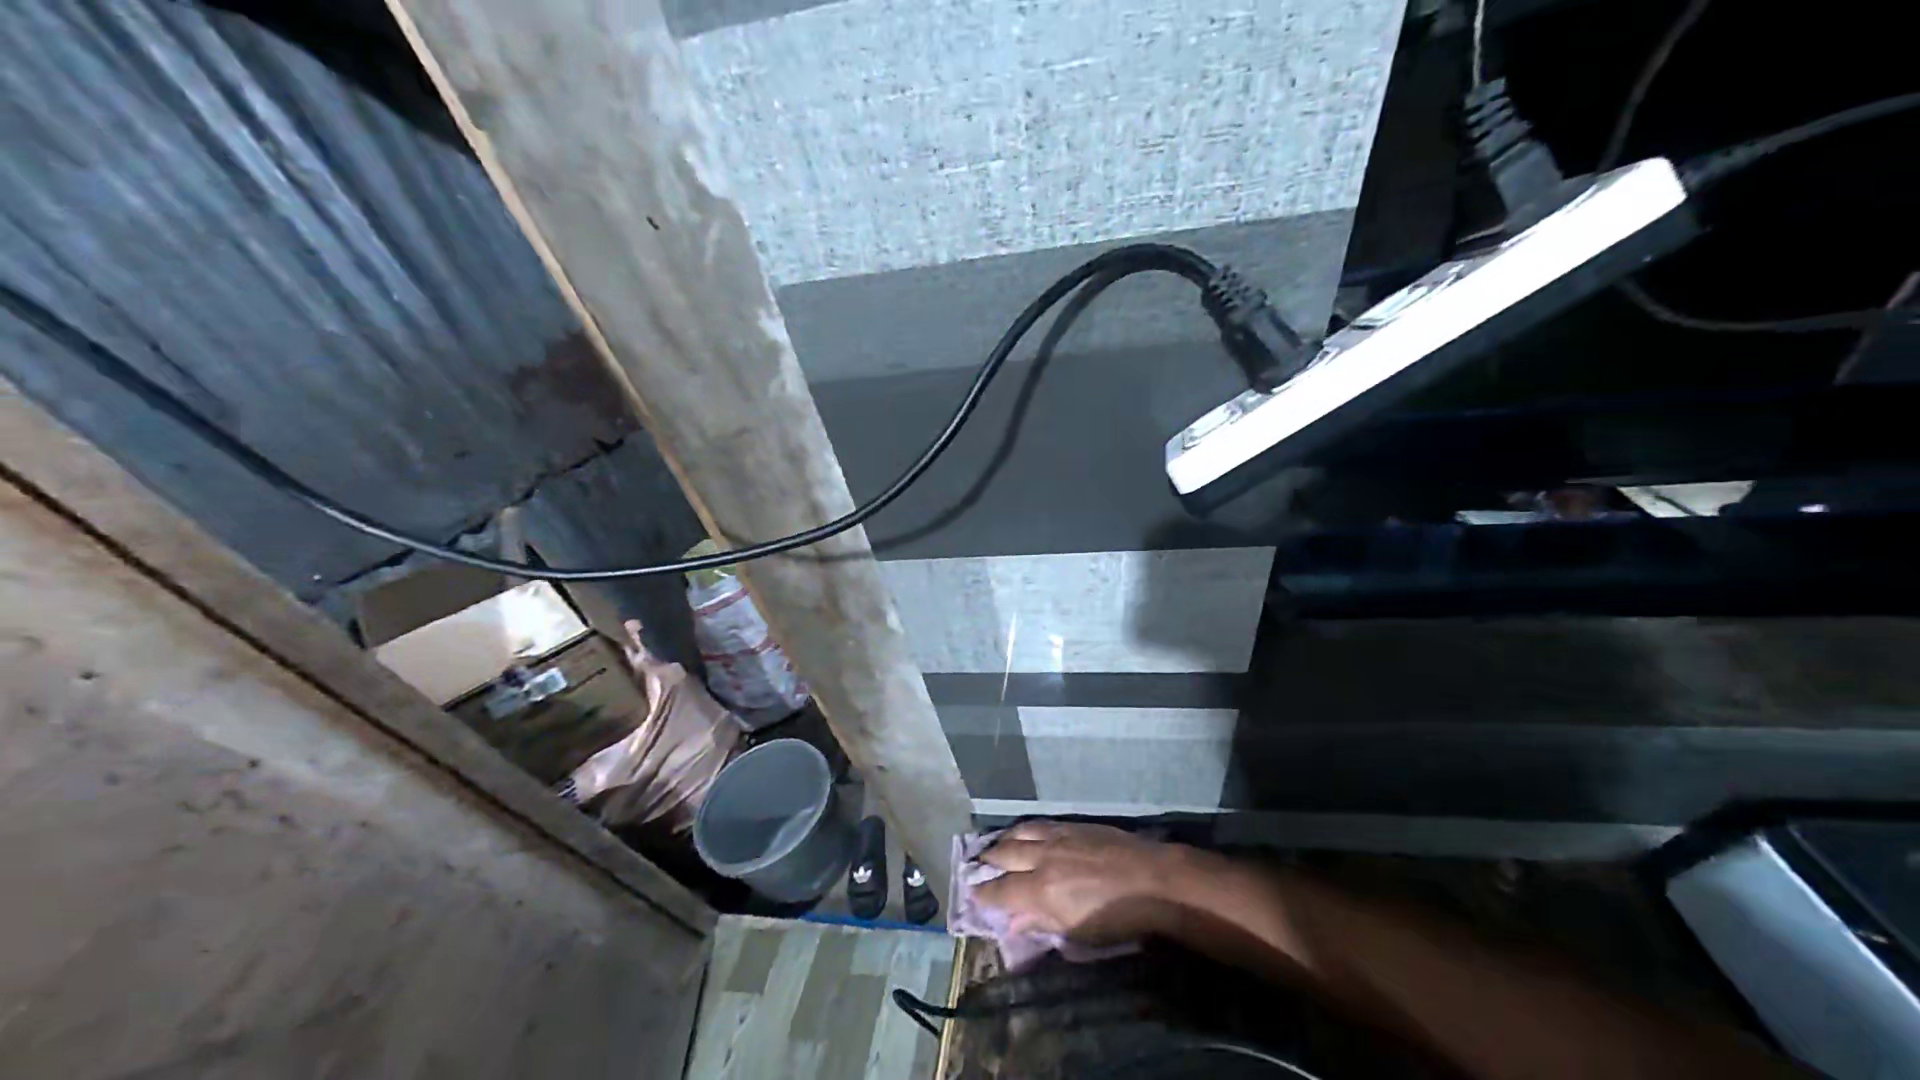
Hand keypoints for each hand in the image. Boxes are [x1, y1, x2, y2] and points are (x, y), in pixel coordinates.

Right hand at [973, 821, 1189, 944]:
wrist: (1151, 879)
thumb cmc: (1116, 917)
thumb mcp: (1076, 932)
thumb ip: (1040, 923)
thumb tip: (1013, 923)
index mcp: (1040, 890)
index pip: (999, 891)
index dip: (982, 894)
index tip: (971, 895)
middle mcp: (1041, 858)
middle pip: (1004, 855)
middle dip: (986, 862)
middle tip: (975, 867)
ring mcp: (1057, 837)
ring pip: (1019, 833)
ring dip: (1002, 841)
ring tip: (994, 846)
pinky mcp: (1072, 825)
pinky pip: (1039, 823)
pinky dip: (1024, 829)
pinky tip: (1023, 831)